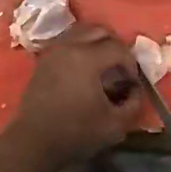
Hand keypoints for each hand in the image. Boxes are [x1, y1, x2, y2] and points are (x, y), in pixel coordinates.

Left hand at [0, 24, 144, 171]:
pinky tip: (85, 67)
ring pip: (81, 31)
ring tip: (104, 63)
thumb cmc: (76, 132)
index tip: (133, 81)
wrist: (35, 140)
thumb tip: (136, 90)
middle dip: (116, 45)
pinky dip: (81, 45)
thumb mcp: (115, 125)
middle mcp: (69, 45)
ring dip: (97, 41)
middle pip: (99, 30)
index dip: (131, 63)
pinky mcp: (44, 58)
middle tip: (122, 66)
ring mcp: (54, 49)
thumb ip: (133, 105)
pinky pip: (67, 40)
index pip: (117, 48)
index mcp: (87, 58)